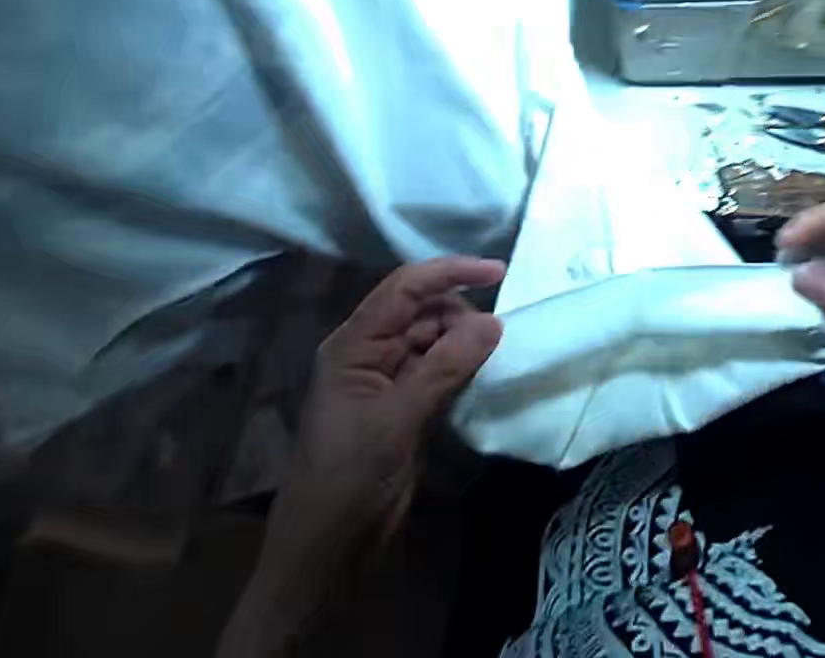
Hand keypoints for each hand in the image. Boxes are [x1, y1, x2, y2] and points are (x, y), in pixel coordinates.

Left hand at [246, 257, 504, 618]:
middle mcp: (369, 352)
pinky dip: (463, 363)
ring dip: (465, 338)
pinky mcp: (404, 402)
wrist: (325, 553)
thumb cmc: (347, 480)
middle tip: (498, 334)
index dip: (450, 273)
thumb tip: (494, 322)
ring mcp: (387, 377)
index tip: (498, 272)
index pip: (405, 289)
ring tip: (494, 353)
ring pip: (434, 337)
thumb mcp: (397, 420)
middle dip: (462, 311)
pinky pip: (439, 366)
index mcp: (353, 345)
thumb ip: (446, 367)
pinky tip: (483, 371)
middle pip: (422, 309)